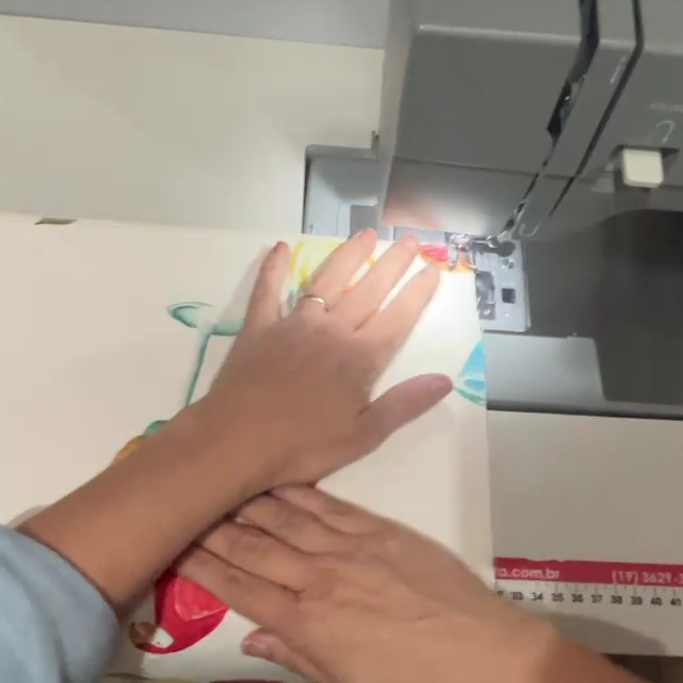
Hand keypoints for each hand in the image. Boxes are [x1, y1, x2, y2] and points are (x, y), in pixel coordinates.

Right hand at [176, 484, 560, 682]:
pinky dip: (296, 493)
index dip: (203, 567)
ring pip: (284, 520)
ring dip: (245, 504)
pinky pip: (327, 506)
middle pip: (253, 548)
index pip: (240, 589)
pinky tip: (274, 480)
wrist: (484, 653)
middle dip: (212, 529)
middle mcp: (319, 578)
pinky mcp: (378, 530)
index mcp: (307, 623)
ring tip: (216, 489)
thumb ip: (297, 657)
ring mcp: (349, 548)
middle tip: (182, 511)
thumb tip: (251, 638)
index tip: (175, 548)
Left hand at [189, 230, 451, 489]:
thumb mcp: (363, 436)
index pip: (397, 318)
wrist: (237, 442)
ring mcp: (293, 325)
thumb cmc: (303, 447)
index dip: (416, 294)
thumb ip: (404, 405)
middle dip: (391, 265)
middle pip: (368, 290)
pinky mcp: (259, 328)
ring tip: (365, 235)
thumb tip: (445, 380)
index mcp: (360, 359)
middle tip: (409, 241)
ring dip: (348, 256)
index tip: (431, 271)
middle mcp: (331, 331)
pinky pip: (267, 290)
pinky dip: (274, 268)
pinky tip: (280, 247)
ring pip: (326, 280)